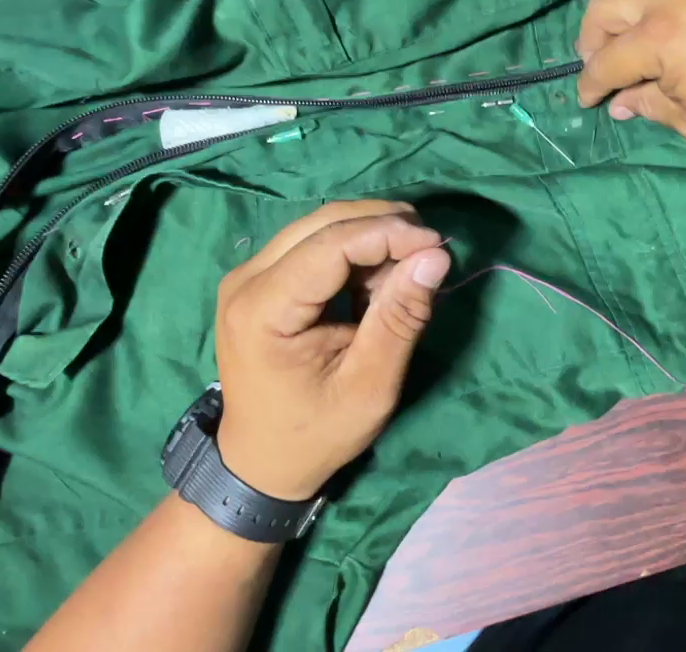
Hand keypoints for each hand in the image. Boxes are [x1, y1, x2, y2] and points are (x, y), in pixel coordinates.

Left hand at [212, 200, 450, 500]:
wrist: (260, 463)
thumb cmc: (316, 434)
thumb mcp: (369, 386)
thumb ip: (400, 318)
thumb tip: (436, 256)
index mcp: (263, 310)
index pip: (331, 244)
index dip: (388, 233)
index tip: (438, 244)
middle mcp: (246, 279)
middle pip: (324, 222)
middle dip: (384, 224)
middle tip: (431, 248)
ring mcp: (249, 274)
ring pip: (320, 225)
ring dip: (371, 234)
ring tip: (410, 266)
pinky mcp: (259, 277)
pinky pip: (313, 242)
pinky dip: (354, 249)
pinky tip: (380, 277)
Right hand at [574, 0, 685, 142]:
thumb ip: (647, 106)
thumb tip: (619, 103)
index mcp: (658, 38)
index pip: (605, 61)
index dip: (591, 85)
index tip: (589, 102)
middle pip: (603, 10)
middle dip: (591, 42)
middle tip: (600, 69)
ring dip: (616, 19)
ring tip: (624, 48)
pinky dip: (644, 5)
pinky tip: (656, 31)